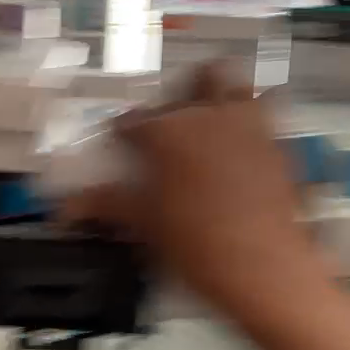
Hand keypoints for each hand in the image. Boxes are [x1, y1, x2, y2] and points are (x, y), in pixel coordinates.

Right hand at [63, 63, 327, 315]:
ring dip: (223, 94)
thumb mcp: (144, 225)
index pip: (133, 120)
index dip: (123, 133)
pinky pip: (269, 118)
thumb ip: (106, 204)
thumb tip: (68, 205)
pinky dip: (255, 124)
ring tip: (215, 119)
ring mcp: (250, 125)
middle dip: (182, 92)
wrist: (265, 268)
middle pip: (194, 80)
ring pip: (237, 87)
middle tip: (174, 120)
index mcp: (166, 130)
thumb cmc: (195, 245)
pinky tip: (248, 148)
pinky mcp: (281, 144)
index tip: (121, 145)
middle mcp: (209, 115)